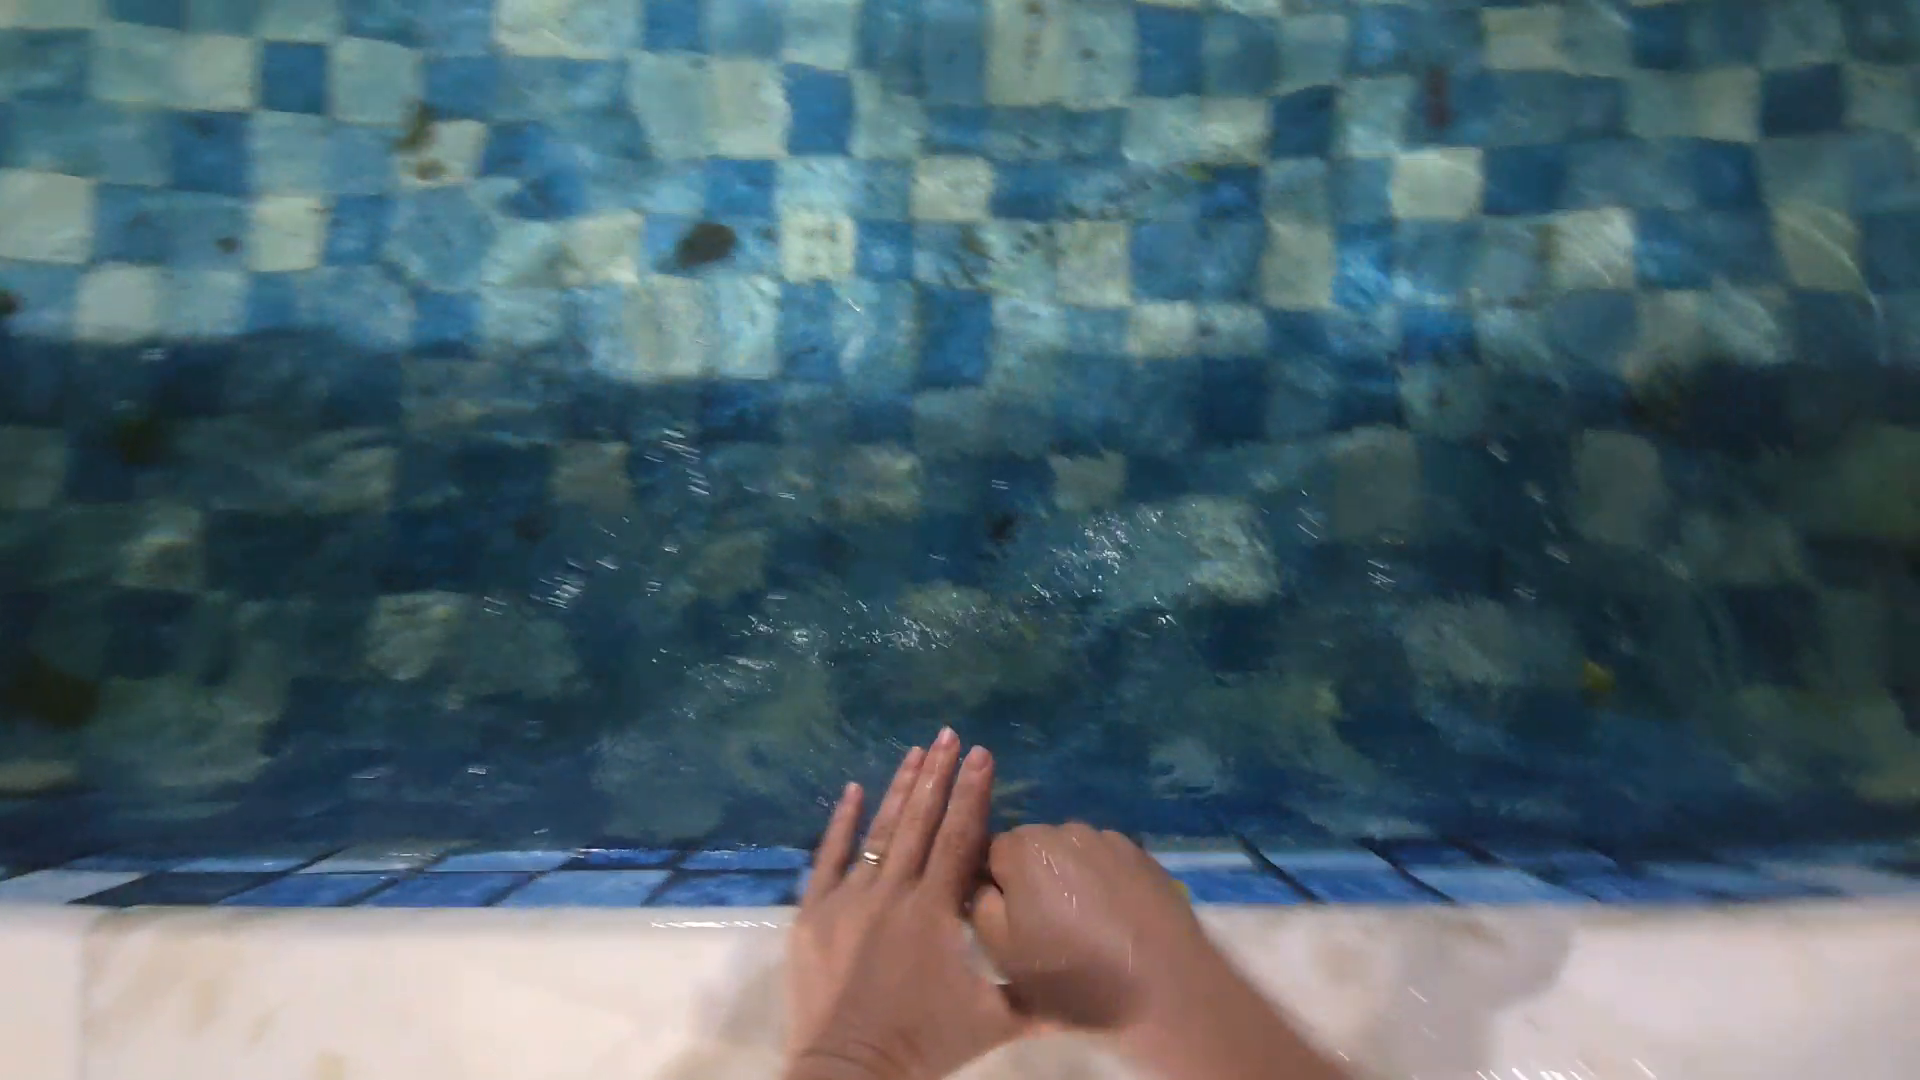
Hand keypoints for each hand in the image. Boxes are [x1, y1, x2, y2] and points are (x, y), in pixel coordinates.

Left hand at [785, 730, 1034, 1079]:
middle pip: (921, 820)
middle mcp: (894, 891)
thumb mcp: (991, 1022)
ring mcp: (849, 896)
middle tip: (948, 733)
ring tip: (915, 750)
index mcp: (935, 910)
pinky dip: (842, 821)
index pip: (960, 837)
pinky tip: (853, 788)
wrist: (848, 1073)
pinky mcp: (815, 910)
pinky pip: (828, 855)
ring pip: (880, 829)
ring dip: (900, 787)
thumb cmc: (923, 1044)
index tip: (981, 753)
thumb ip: (1036, 994)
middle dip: (938, 774)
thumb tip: (1082, 975)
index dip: (972, 793)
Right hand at [970, 825, 1348, 1079]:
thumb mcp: (1002, 954)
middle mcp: (1063, 829)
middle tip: (1049, 926)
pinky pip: (1107, 861)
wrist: (1163, 984)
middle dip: (1034, 878)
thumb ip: (980, 907)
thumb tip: (985, 886)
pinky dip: (1104, 882)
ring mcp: (1107, 838)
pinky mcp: (1141, 853)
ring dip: (1070, 878)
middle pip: (1033, 848)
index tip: (1013, 921)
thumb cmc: (1073, 973)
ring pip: (1071, 853)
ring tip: (1087, 925)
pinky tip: (1116, 919)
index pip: (992, 852)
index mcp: (1024, 848)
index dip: (998, 886)